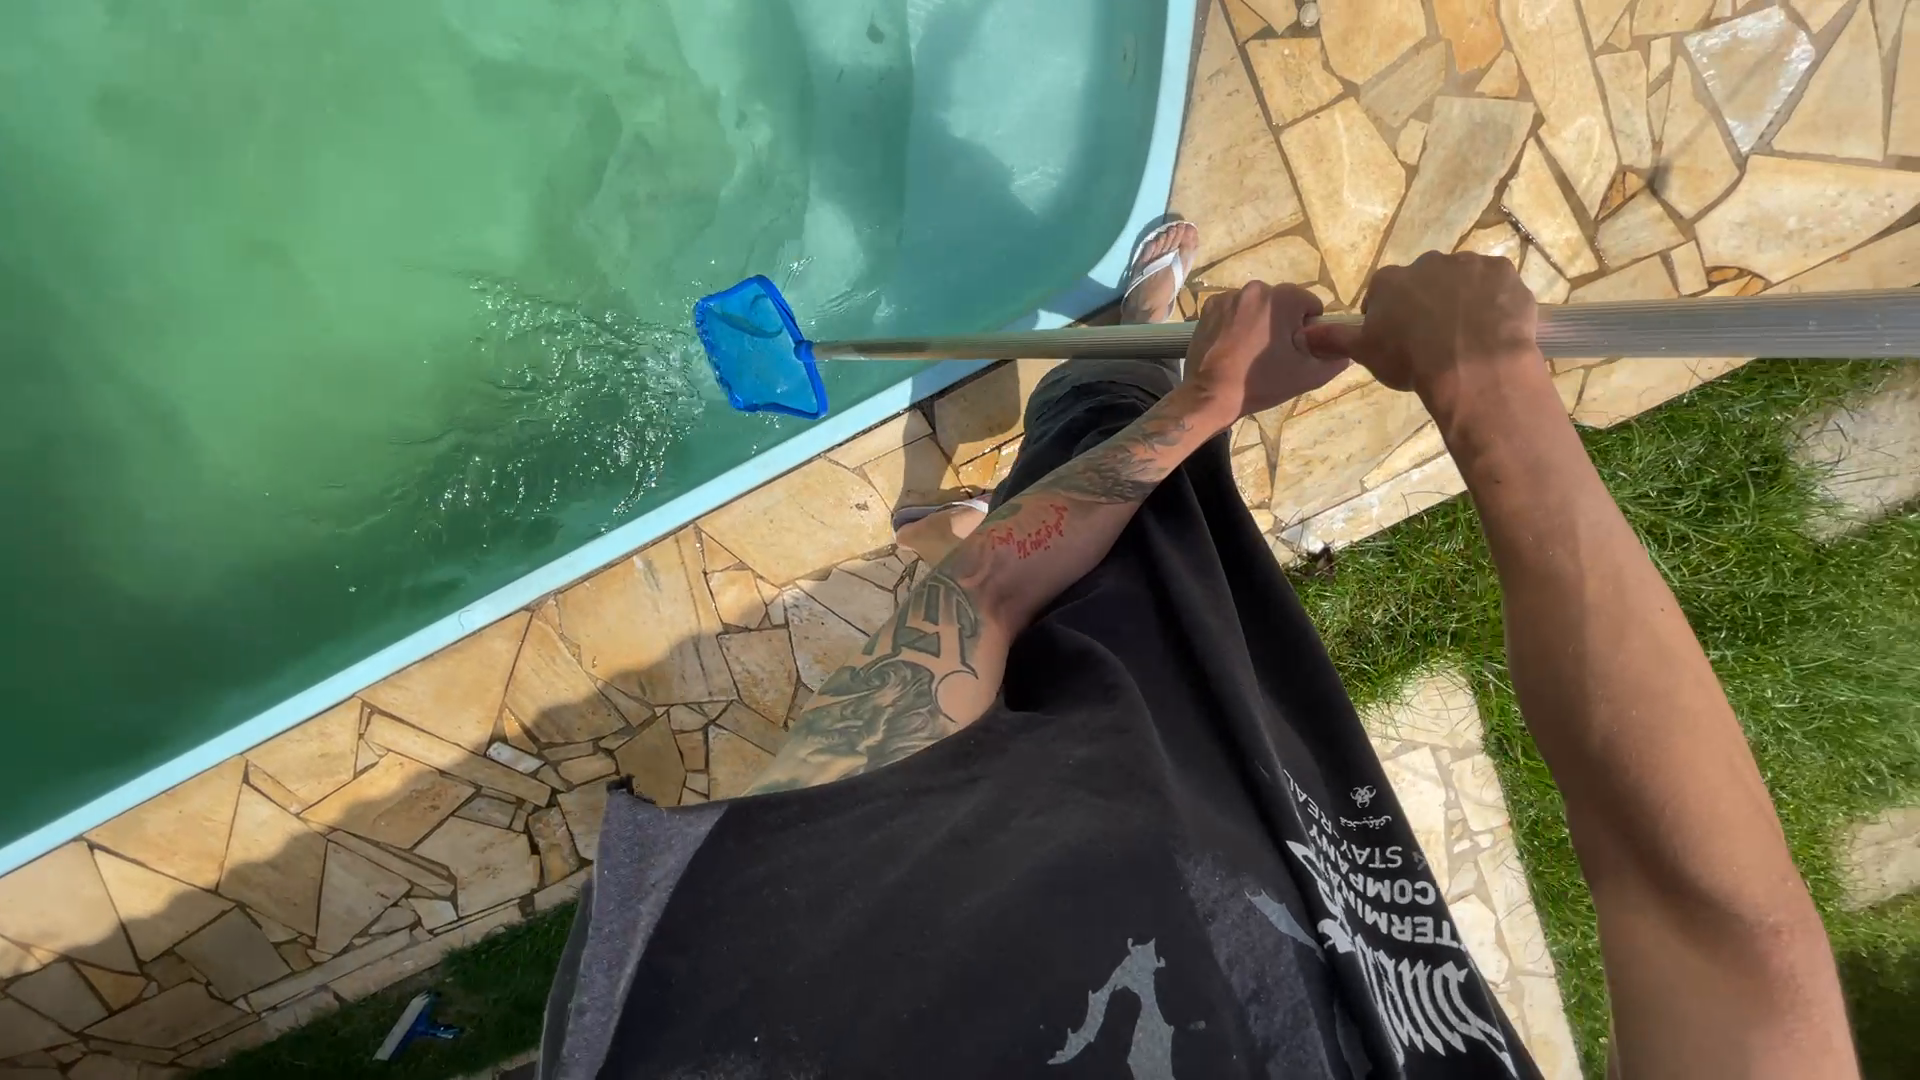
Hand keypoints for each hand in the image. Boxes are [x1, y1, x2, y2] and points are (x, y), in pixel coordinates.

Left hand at [1180, 281, 1350, 428]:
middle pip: (1281, 304)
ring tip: (1248, 353)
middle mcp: (1255, 288)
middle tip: (1270, 354)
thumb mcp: (1308, 375)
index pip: (1309, 305)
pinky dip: (1235, 324)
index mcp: (1283, 297)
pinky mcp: (1207, 309)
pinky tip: (1231, 347)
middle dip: (1281, 324)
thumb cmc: (1261, 383)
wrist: (1209, 396)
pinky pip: (1232, 312)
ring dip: (1258, 323)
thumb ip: (1335, 359)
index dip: (1306, 329)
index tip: (1293, 350)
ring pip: (1256, 307)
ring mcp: (1227, 297)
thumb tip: (1345, 351)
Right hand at [1298, 251, 1542, 414]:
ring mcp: (1471, 264)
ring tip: (1462, 333)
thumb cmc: (1409, 359)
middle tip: (1429, 336)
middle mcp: (1429, 263)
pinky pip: (1494, 284)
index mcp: (1390, 280)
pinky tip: (1488, 327)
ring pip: (1460, 279)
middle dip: (1424, 301)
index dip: (1386, 313)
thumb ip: (1334, 338)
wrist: (1472, 366)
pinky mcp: (1506, 273)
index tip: (1393, 336)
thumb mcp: (1364, 353)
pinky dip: (1491, 300)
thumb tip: (1303, 333)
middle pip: (1422, 280)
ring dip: (1459, 298)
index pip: (1381, 291)